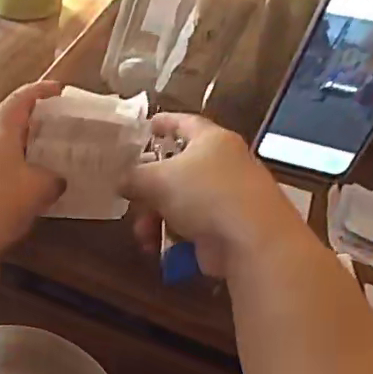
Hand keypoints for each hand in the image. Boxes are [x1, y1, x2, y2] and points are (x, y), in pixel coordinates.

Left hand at [0, 80, 64, 262]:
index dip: (41, 91)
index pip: (21, 99)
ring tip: (50, 167)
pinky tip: (26, 195)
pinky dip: (15, 175)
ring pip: (4, 151)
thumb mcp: (36, 190)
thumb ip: (53, 180)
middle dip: (37, 127)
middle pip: (11, 124)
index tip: (60, 91)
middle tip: (62, 134)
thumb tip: (56, 179)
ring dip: (27, 154)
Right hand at [124, 114, 311, 278]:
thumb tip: (122, 181)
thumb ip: (134, 177)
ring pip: (180, 205)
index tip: (144, 128)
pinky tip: (159, 250)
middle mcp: (222, 165)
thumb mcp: (158, 180)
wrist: (251, 241)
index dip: (163, 123)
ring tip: (145, 238)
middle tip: (132, 204)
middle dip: (149, 192)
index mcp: (212, 140)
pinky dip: (173, 238)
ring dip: (156, 221)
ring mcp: (226, 199)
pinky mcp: (226, 230)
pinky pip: (191, 229)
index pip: (184, 122)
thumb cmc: (205, 195)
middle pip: (177, 172)